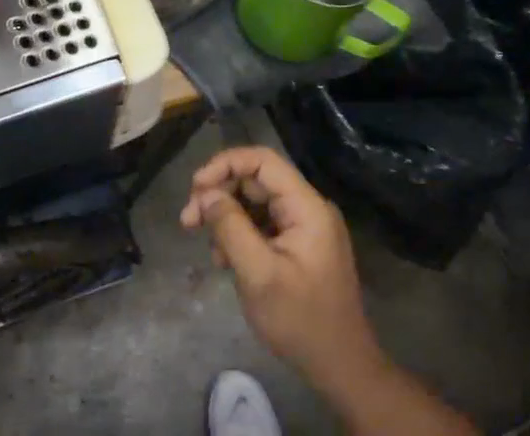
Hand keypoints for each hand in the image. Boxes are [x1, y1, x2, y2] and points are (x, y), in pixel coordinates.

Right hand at [179, 146, 380, 387]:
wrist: (340, 367)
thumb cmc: (301, 320)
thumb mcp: (258, 274)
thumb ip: (230, 227)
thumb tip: (206, 193)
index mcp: (307, 208)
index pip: (263, 161)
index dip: (224, 164)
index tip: (196, 188)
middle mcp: (308, 210)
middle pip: (255, 181)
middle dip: (218, 195)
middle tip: (188, 221)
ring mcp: (304, 229)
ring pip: (254, 203)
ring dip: (225, 218)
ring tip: (208, 248)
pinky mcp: (297, 247)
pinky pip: (261, 225)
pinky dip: (238, 235)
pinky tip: (224, 260)